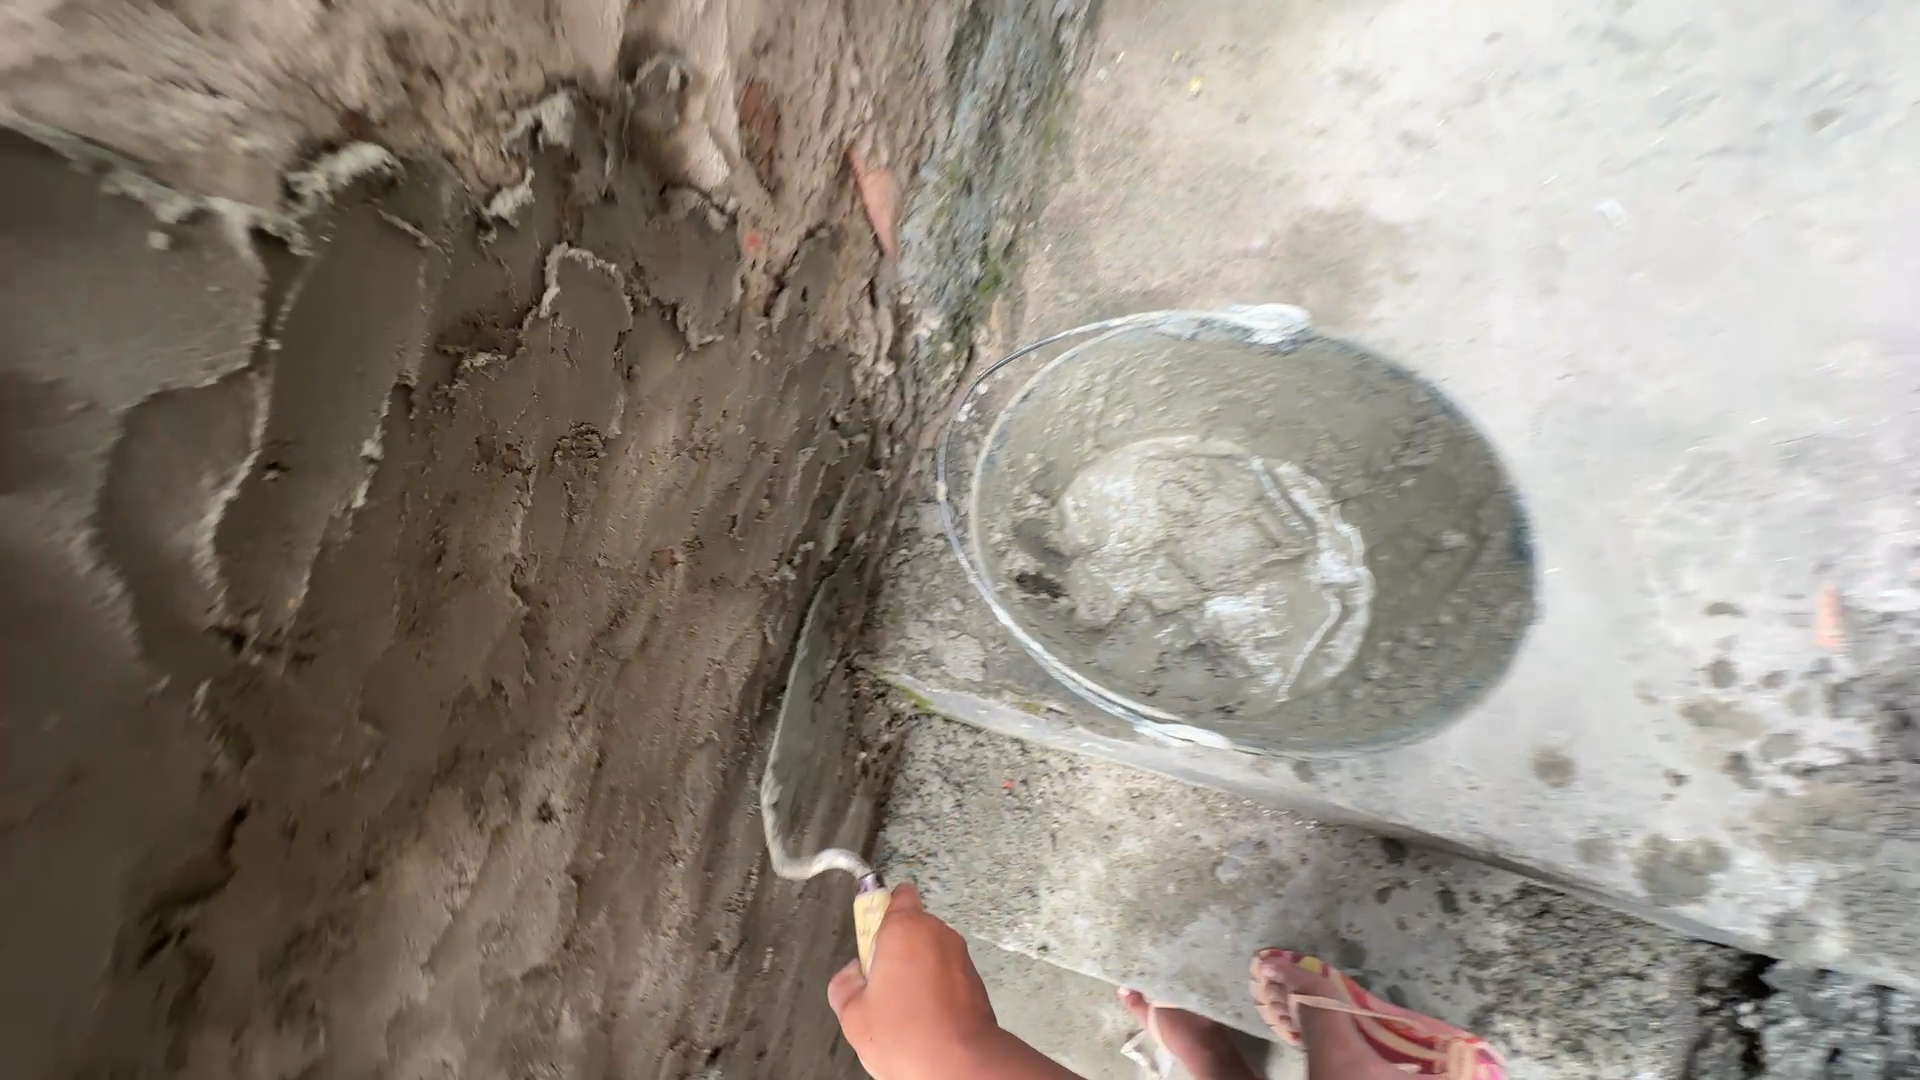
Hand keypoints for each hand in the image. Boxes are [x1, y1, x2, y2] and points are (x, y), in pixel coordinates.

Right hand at [826, 882, 999, 1077]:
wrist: (960, 1065)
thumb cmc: (905, 1034)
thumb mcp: (854, 1015)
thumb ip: (844, 984)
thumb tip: (852, 974)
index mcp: (905, 928)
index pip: (898, 895)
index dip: (883, 912)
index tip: (872, 942)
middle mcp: (936, 931)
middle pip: (911, 927)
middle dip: (896, 949)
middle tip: (882, 987)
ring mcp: (958, 953)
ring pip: (929, 951)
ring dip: (917, 970)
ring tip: (905, 1010)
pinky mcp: (973, 976)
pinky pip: (946, 972)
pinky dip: (936, 987)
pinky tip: (926, 1019)